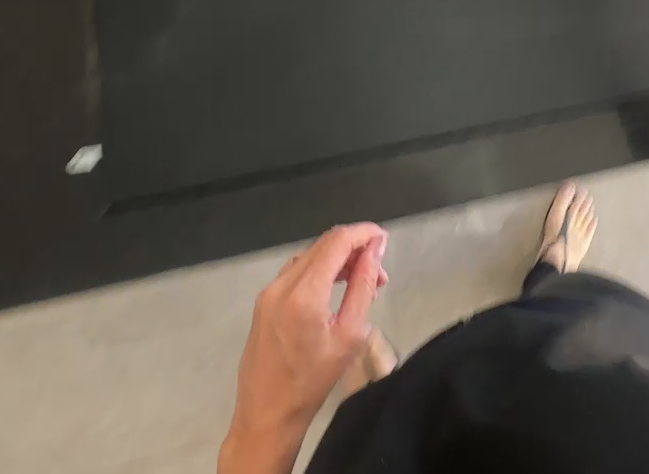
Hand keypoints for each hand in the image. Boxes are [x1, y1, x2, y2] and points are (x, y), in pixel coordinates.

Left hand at [221, 224, 388, 473]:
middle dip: (355, 247)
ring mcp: (269, 291)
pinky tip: (335, 288)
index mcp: (304, 293)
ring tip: (362, 282)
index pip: (337, 241)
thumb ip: (363, 287)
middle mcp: (282, 284)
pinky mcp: (264, 301)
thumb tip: (374, 250)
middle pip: (323, 244)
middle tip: (379, 271)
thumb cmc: (313, 382)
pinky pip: (297, 271)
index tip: (384, 239)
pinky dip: (320, 269)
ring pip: (310, 255)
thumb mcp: (349, 336)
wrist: (266, 415)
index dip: (364, 233)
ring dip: (338, 258)